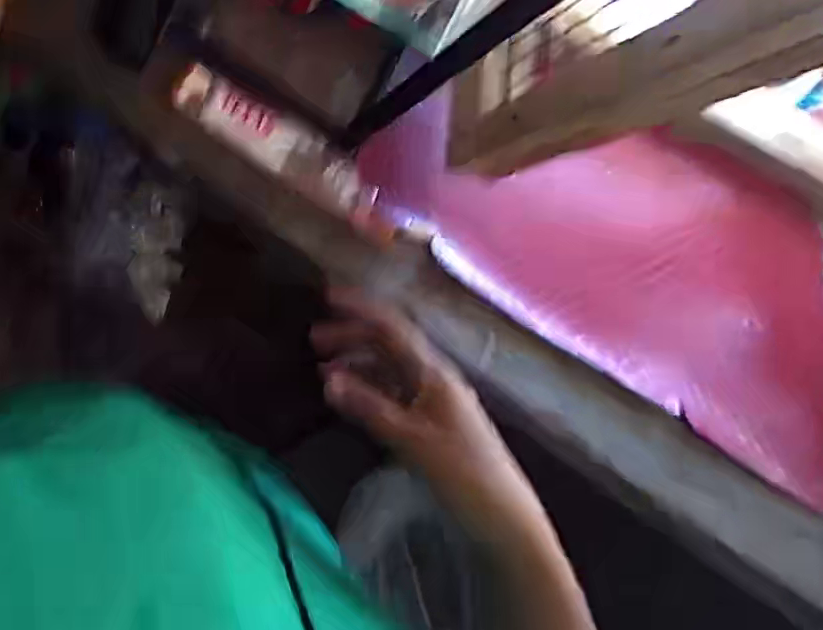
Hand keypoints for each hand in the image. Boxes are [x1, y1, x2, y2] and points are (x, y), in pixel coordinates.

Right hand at [312, 287, 552, 548]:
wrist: (509, 527)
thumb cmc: (464, 476)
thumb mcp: (413, 441)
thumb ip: (369, 408)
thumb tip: (327, 380)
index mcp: (434, 373)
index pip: (391, 328)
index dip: (359, 308)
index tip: (326, 296)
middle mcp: (434, 378)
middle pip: (387, 344)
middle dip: (350, 336)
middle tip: (313, 340)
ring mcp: (433, 400)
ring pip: (387, 368)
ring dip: (355, 363)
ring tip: (322, 369)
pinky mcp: (431, 422)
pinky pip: (391, 391)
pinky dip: (366, 388)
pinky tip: (348, 396)